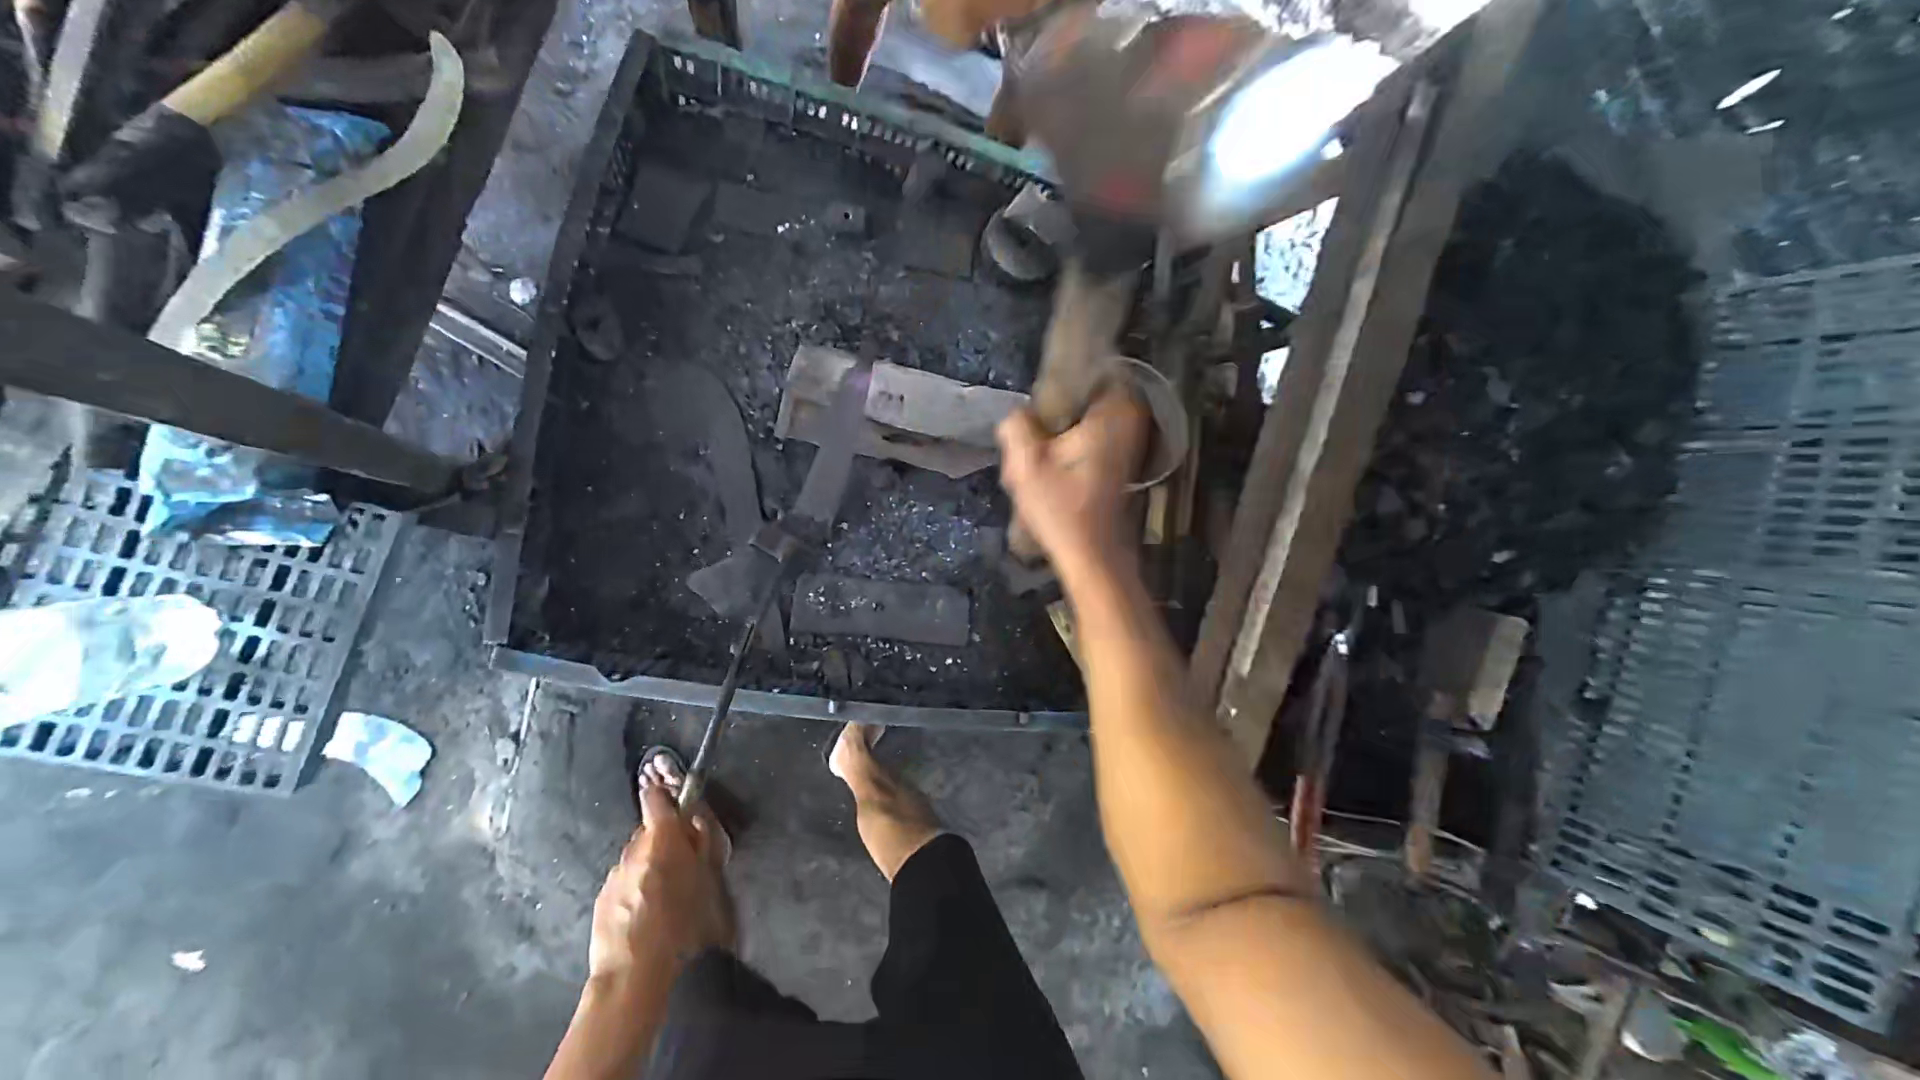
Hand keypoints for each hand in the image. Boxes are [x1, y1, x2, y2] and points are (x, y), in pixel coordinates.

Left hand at [588, 778, 733, 980]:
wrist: (632, 971)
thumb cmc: (679, 924)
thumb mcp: (705, 880)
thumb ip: (700, 846)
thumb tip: (694, 825)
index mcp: (660, 839)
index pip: (655, 798)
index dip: (665, 796)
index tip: (676, 804)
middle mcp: (632, 850)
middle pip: (648, 831)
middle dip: (664, 839)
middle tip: (682, 861)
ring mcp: (613, 875)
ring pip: (635, 857)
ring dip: (649, 864)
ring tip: (663, 893)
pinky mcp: (601, 898)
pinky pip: (623, 881)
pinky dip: (634, 887)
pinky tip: (644, 912)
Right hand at [996, 383, 1149, 580]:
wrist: (1091, 554)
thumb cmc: (1061, 509)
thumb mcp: (1025, 463)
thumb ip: (1017, 425)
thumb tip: (1020, 413)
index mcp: (1113, 412)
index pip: (1095, 364)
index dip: (1063, 374)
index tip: (1040, 398)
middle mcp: (1130, 420)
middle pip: (1088, 391)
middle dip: (1058, 406)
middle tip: (1035, 431)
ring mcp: (1130, 441)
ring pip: (1088, 415)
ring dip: (1061, 428)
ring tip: (1040, 452)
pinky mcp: (1121, 460)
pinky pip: (1092, 435)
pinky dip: (1071, 443)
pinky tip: (1052, 465)